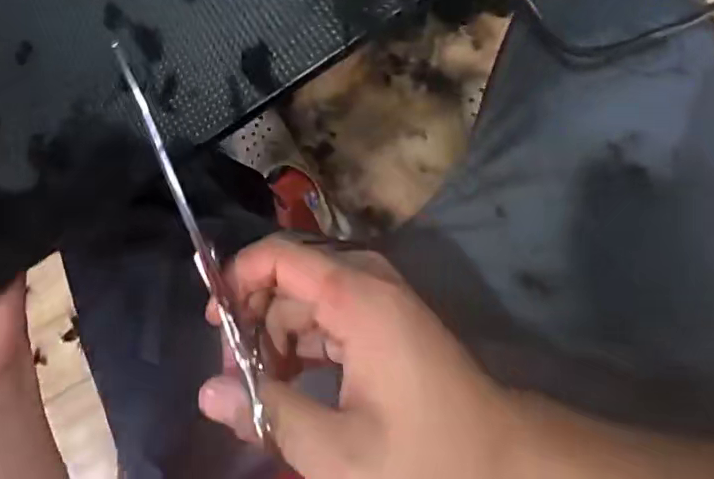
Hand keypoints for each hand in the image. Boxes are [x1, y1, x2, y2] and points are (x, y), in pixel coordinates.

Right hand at [197, 235, 524, 478]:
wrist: (507, 463)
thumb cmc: (426, 456)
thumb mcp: (338, 452)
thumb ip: (267, 413)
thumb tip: (206, 392)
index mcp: (355, 295)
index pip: (278, 255)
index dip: (237, 278)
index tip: (213, 324)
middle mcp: (364, 280)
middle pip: (288, 279)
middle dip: (253, 323)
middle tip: (236, 380)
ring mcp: (378, 297)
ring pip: (306, 300)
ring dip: (276, 340)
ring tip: (260, 394)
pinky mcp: (384, 318)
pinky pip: (328, 315)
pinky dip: (303, 346)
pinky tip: (290, 387)